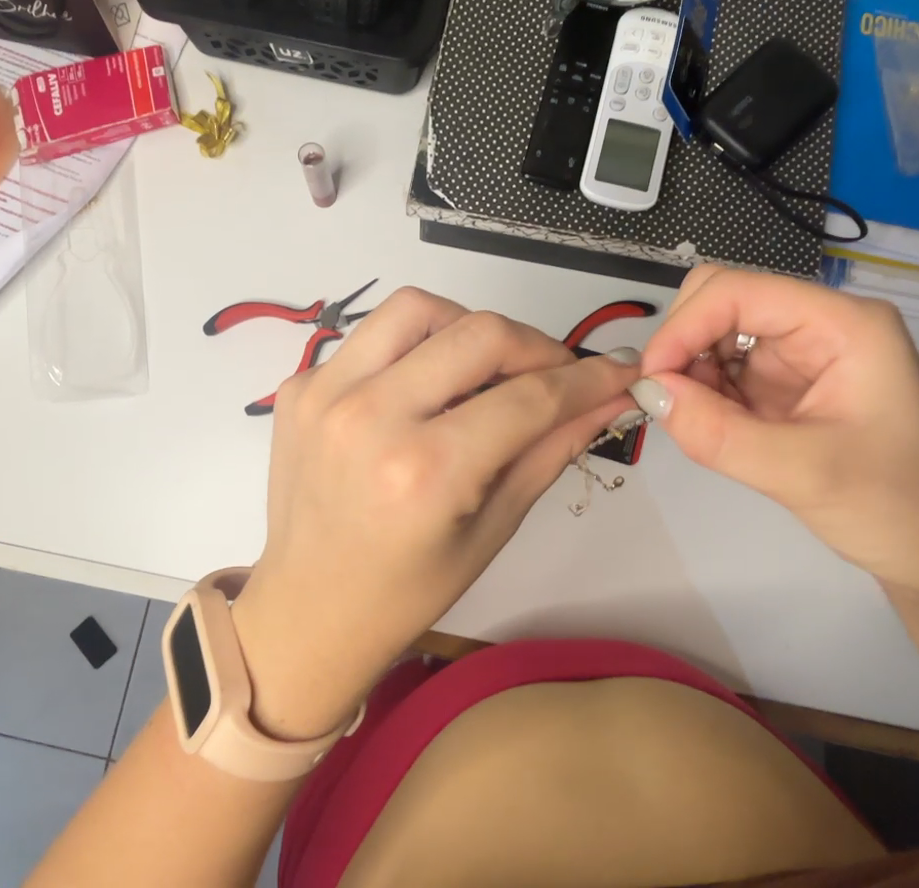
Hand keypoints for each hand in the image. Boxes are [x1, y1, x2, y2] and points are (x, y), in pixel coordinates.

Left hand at [231, 288, 640, 740]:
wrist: (308, 609)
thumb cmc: (405, 592)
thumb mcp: (491, 530)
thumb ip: (549, 452)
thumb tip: (607, 398)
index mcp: (424, 471)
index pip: (529, 397)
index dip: (587, 380)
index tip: (619, 374)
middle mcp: (369, 416)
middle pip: (479, 332)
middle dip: (536, 347)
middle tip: (556, 375)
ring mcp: (324, 394)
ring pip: (417, 308)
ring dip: (468, 328)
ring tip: (486, 370)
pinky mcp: (299, 387)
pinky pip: (371, 337)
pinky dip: (412, 351)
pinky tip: (424, 393)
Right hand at [637, 266, 918, 591]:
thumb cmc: (898, 508)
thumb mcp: (804, 473)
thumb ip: (718, 433)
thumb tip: (649, 395)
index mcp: (842, 324)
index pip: (738, 292)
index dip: (684, 327)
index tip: (652, 382)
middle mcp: (819, 327)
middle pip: (723, 302)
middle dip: (684, 345)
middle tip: (667, 402)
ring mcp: (802, 356)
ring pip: (717, 336)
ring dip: (690, 373)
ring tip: (696, 425)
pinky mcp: (786, 388)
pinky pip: (725, 372)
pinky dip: (703, 396)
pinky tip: (710, 428)